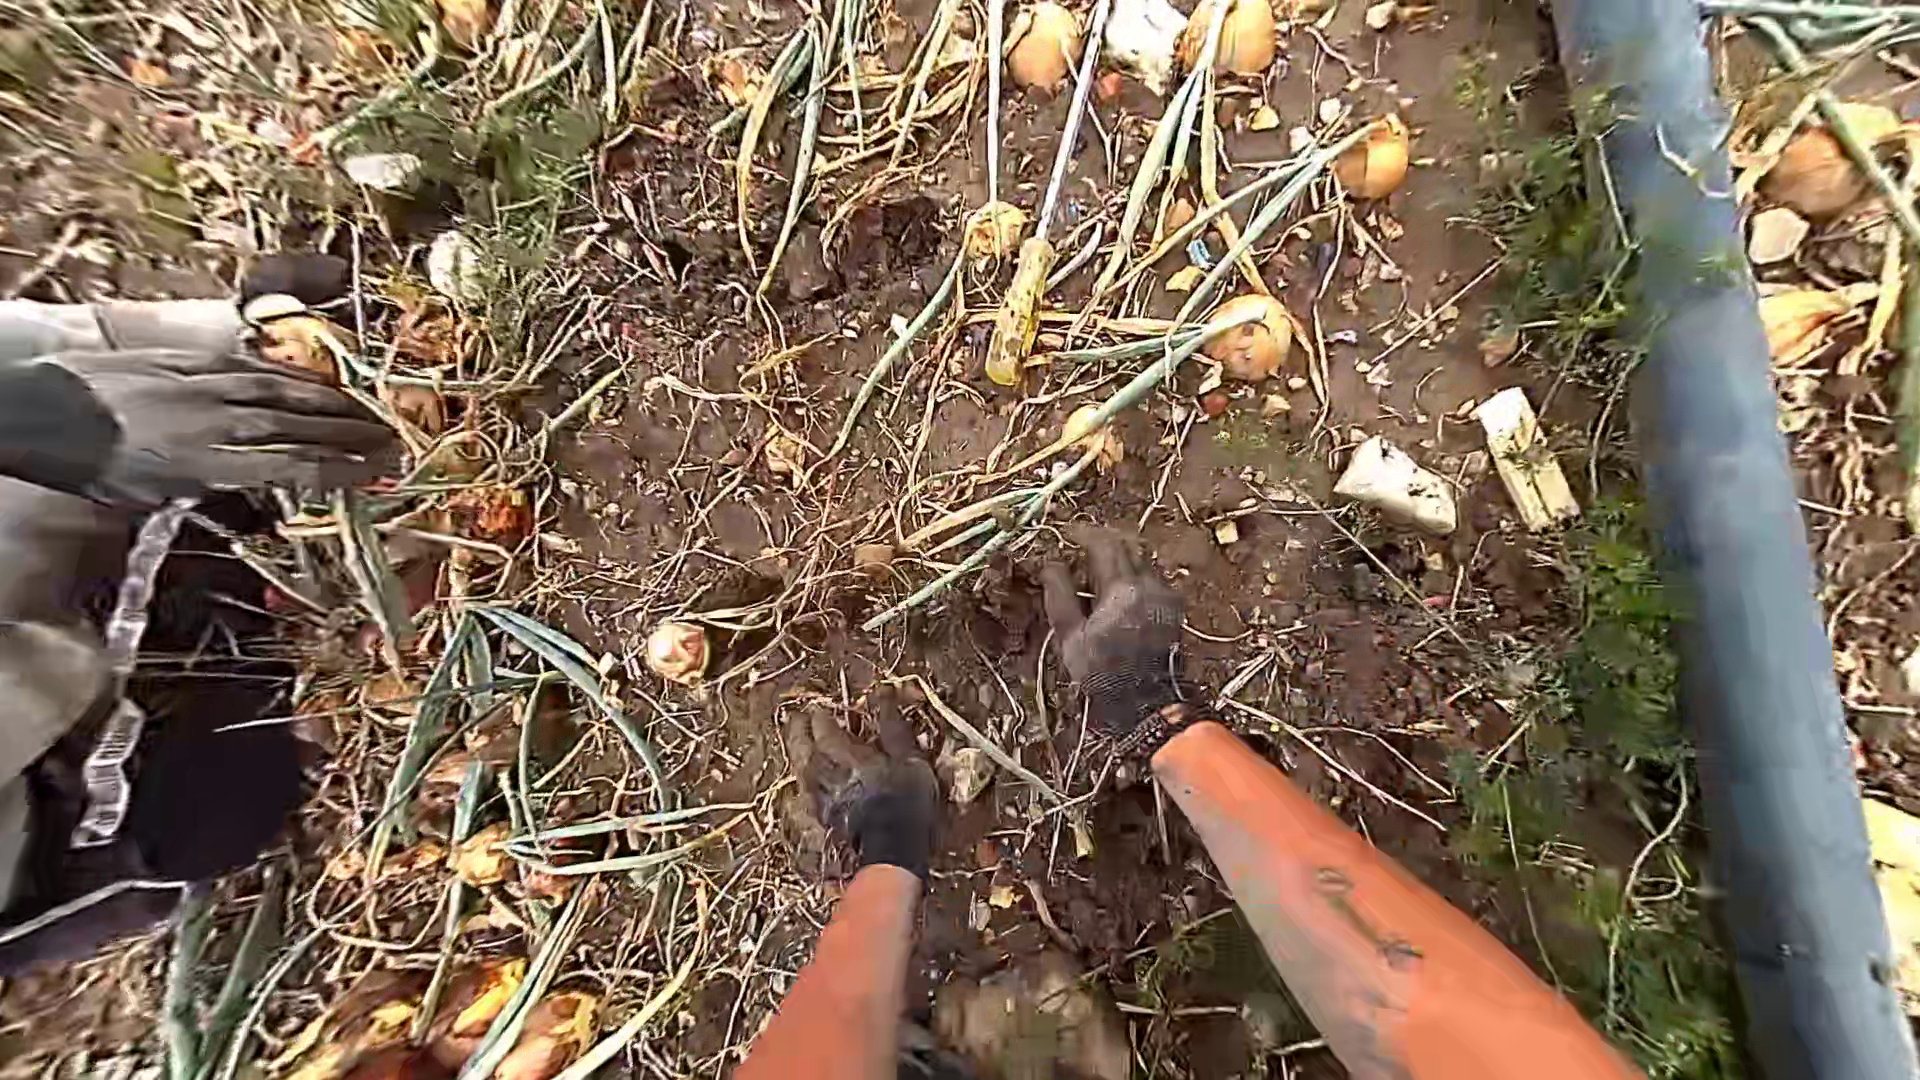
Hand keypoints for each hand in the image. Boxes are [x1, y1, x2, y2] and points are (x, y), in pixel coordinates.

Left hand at [49, 348, 392, 502]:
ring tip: (367, 410)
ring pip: (284, 393)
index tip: (381, 471)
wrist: (9, 408)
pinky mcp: (179, 360)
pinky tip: (315, 379)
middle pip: (302, 429)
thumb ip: (220, 486)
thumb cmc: (82, 463)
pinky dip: (289, 373)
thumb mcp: (151, 492)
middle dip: (355, 435)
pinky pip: (247, 365)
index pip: (297, 468)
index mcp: (204, 466)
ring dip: (333, 403)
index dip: (348, 470)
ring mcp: (197, 387)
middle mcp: (212, 425)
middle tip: (392, 440)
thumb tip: (275, 484)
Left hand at [786, 690, 937, 879]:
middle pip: (805, 749)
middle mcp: (829, 775)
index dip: (821, 718)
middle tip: (796, 718)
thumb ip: (892, 726)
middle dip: (798, 732)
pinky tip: (804, 778)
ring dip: (797, 752)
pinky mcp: (824, 818)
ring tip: (796, 741)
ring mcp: (823, 799)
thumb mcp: (909, 758)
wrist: (894, 853)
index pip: (826, 731)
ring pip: (801, 770)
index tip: (819, 708)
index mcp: (849, 756)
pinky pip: (805, 792)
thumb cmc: (905, 801)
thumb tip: (883, 693)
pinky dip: (802, 779)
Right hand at [1042, 525, 1201, 756]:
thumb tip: (1050, 563)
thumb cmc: (1103, 671)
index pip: (1103, 545)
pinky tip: (1119, 587)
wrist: (1147, 701)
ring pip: (1141, 559)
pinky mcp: (1172, 606)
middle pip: (1126, 546)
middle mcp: (1148, 584)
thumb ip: (1060, 594)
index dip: (1082, 534)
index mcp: (1121, 589)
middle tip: (1080, 546)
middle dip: (1102, 541)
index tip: (1066, 534)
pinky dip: (1133, 572)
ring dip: (1119, 556)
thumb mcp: (1070, 636)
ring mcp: (1164, 594)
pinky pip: (1151, 576)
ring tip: (1097, 566)